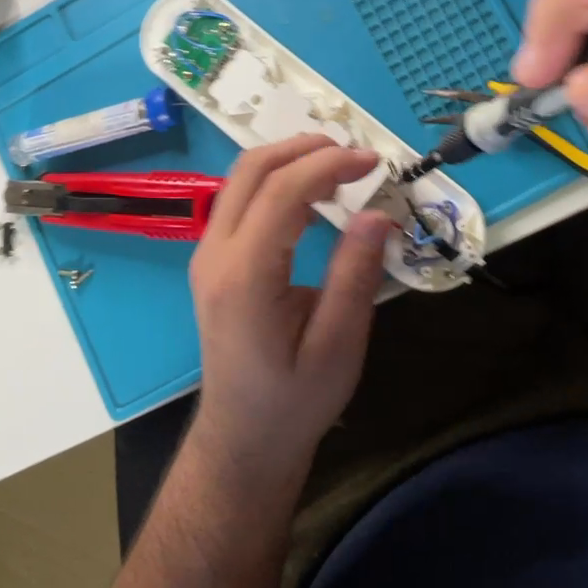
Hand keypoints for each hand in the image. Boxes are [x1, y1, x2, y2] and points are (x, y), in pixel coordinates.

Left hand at [189, 134, 394, 466]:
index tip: (373, 162)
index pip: (283, 191)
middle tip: (356, 155)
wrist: (243, 439)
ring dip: (290, 160)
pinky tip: (314, 200)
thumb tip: (379, 213)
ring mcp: (208, 255)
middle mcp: (215, 254)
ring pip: (242, 179)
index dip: (330, 166)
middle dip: (305, 148)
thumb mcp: (337, 346)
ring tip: (341, 169)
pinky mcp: (214, 261)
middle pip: (252, 169)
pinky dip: (278, 182)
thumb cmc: (295, 400)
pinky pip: (241, 200)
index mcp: (245, 276)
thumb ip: (355, 276)